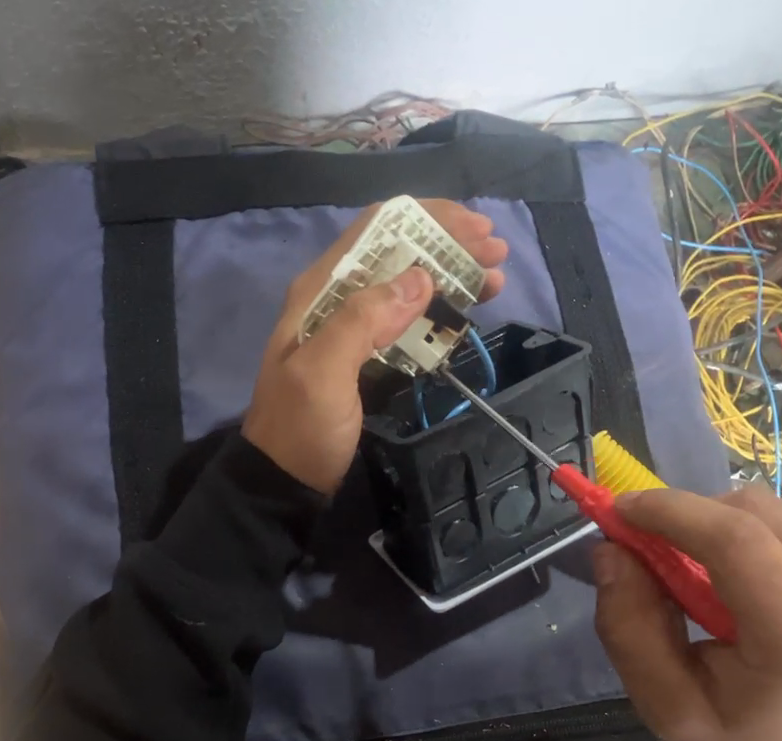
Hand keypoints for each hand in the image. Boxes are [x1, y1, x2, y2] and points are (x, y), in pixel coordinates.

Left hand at [242, 200, 507, 493]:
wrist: (284, 481)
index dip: (428, 218)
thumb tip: (419, 278)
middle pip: (398, 253)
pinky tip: (465, 314)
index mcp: (320, 291)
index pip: (377, 230)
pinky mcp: (366, 357)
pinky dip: (439, 313)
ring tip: (494, 281)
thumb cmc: (300, 429)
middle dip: (448, 245)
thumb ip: (363, 321)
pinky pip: (407, 322)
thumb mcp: (322, 374)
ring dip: (450, 277)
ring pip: (407, 286)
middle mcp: (337, 300)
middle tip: (497, 254)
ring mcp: (352, 329)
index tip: (475, 228)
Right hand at [591, 487, 781, 740]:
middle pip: (755, 514)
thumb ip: (630, 629)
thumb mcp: (664, 707)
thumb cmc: (733, 740)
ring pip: (773, 512)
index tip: (620, 510)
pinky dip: (747, 538)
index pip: (739, 542)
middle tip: (646, 545)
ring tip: (693, 571)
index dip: (673, 512)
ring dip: (717, 526)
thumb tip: (610, 549)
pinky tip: (735, 578)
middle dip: (689, 517)